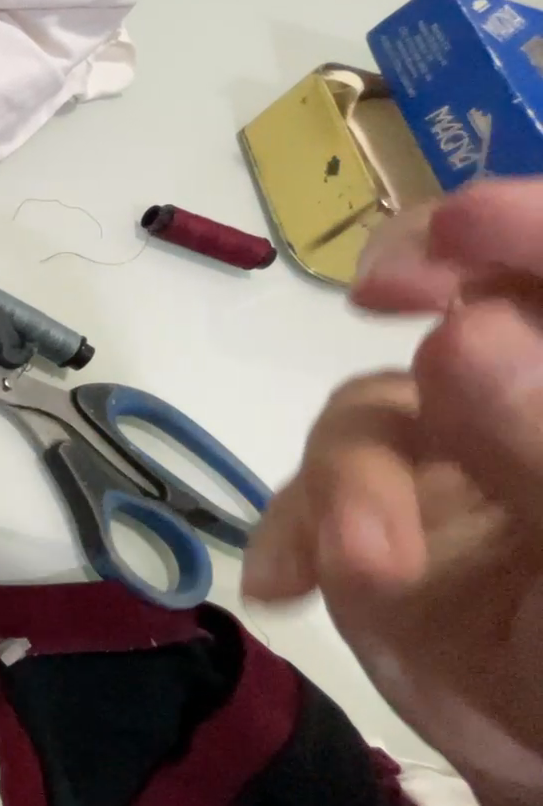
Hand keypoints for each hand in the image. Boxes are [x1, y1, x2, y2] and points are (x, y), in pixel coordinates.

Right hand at [243, 180, 542, 788]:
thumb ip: (536, 441)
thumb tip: (465, 330)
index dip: (527, 234)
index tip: (464, 222)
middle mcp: (523, 408)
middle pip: (470, 304)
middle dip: (421, 286)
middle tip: (380, 291)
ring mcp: (440, 455)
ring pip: (363, 411)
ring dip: (347, 489)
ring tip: (362, 569)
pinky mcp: (358, 504)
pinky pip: (299, 487)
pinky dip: (291, 531)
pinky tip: (288, 584)